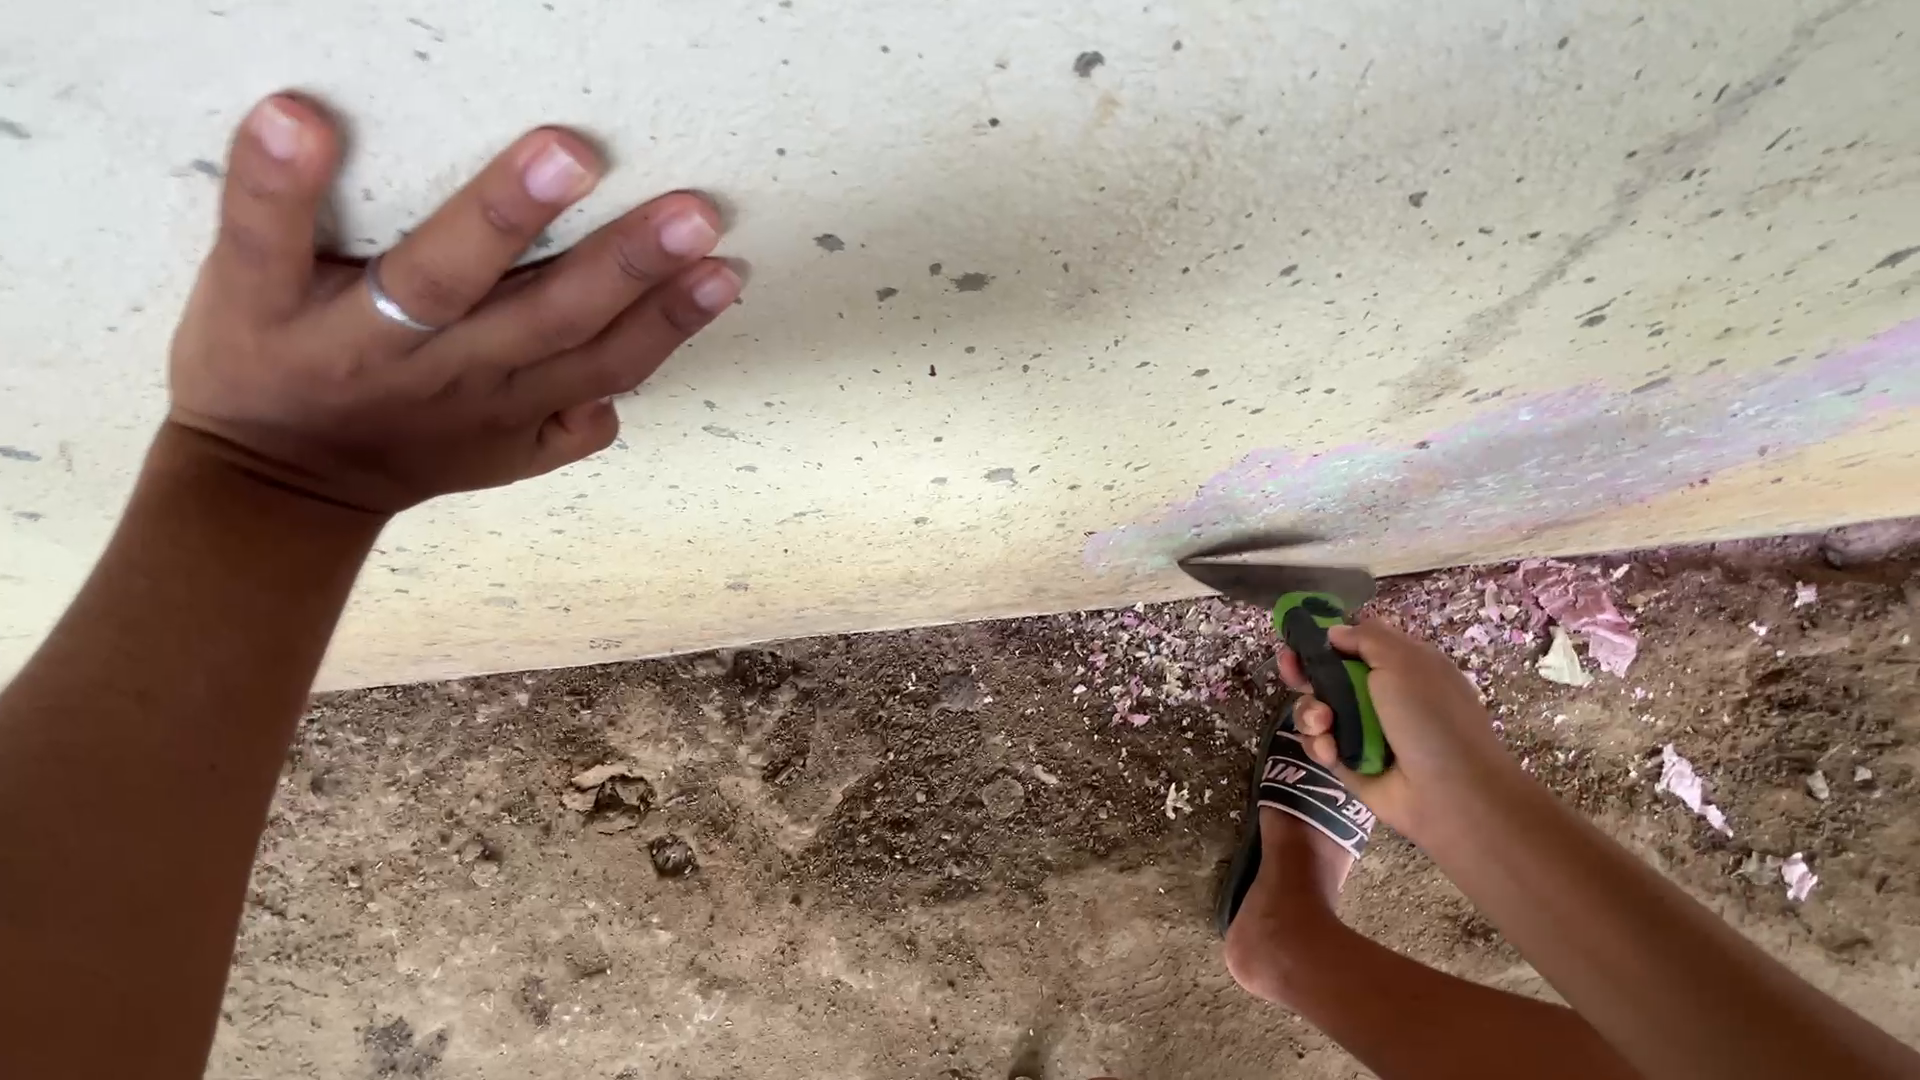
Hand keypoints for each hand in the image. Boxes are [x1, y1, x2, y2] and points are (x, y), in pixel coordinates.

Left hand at [168, 93, 741, 514]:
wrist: (279, 485)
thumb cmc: (415, 452)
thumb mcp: (511, 459)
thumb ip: (576, 427)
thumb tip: (625, 397)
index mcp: (519, 399)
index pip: (614, 359)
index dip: (674, 319)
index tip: (726, 269)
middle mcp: (458, 370)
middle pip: (555, 317)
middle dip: (627, 266)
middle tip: (692, 213)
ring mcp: (361, 340)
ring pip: (442, 280)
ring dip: (504, 217)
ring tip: (567, 157)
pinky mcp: (258, 302)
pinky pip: (264, 241)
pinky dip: (280, 186)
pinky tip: (299, 118)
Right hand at [1279, 617, 1520, 840]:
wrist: (1451, 795)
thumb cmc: (1432, 720)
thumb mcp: (1405, 663)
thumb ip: (1367, 638)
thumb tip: (1333, 632)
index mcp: (1401, 667)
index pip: (1354, 644)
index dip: (1326, 639)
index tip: (1299, 639)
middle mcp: (1379, 696)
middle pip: (1326, 675)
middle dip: (1303, 671)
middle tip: (1290, 670)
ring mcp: (1361, 730)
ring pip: (1315, 709)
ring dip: (1311, 712)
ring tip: (1324, 724)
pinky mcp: (1347, 761)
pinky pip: (1318, 743)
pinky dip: (1320, 743)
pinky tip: (1332, 752)